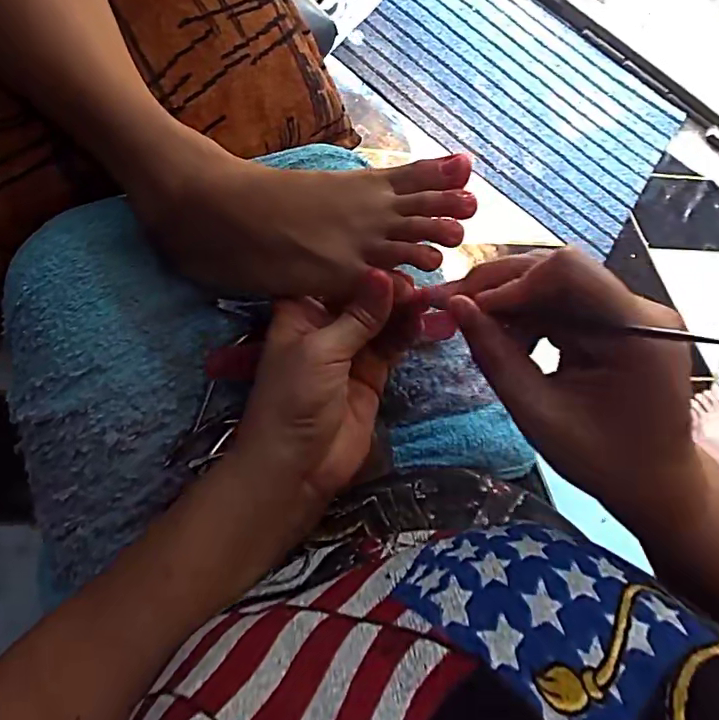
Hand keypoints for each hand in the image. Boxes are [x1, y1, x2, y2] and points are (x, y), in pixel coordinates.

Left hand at [228, 269, 405, 510]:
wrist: (296, 467)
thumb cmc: (293, 398)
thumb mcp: (322, 350)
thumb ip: (358, 316)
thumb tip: (385, 275)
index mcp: (299, 313)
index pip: (329, 278)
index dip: (357, 265)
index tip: (388, 252)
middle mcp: (324, 326)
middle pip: (358, 298)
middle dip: (385, 288)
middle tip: (415, 278)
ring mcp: (349, 351)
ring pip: (379, 320)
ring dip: (400, 309)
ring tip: (424, 296)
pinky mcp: (370, 374)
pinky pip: (391, 346)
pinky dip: (406, 333)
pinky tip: (423, 318)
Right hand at [428, 248, 701, 523]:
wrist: (657, 485)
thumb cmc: (605, 461)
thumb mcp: (540, 415)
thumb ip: (496, 358)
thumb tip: (456, 306)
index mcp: (635, 330)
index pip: (568, 270)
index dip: (512, 281)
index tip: (468, 306)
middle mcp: (637, 308)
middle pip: (557, 269)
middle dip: (499, 285)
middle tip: (451, 305)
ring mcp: (628, 311)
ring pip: (553, 280)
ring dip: (508, 298)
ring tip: (477, 327)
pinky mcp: (614, 318)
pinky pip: (561, 298)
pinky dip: (525, 312)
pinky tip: (507, 337)